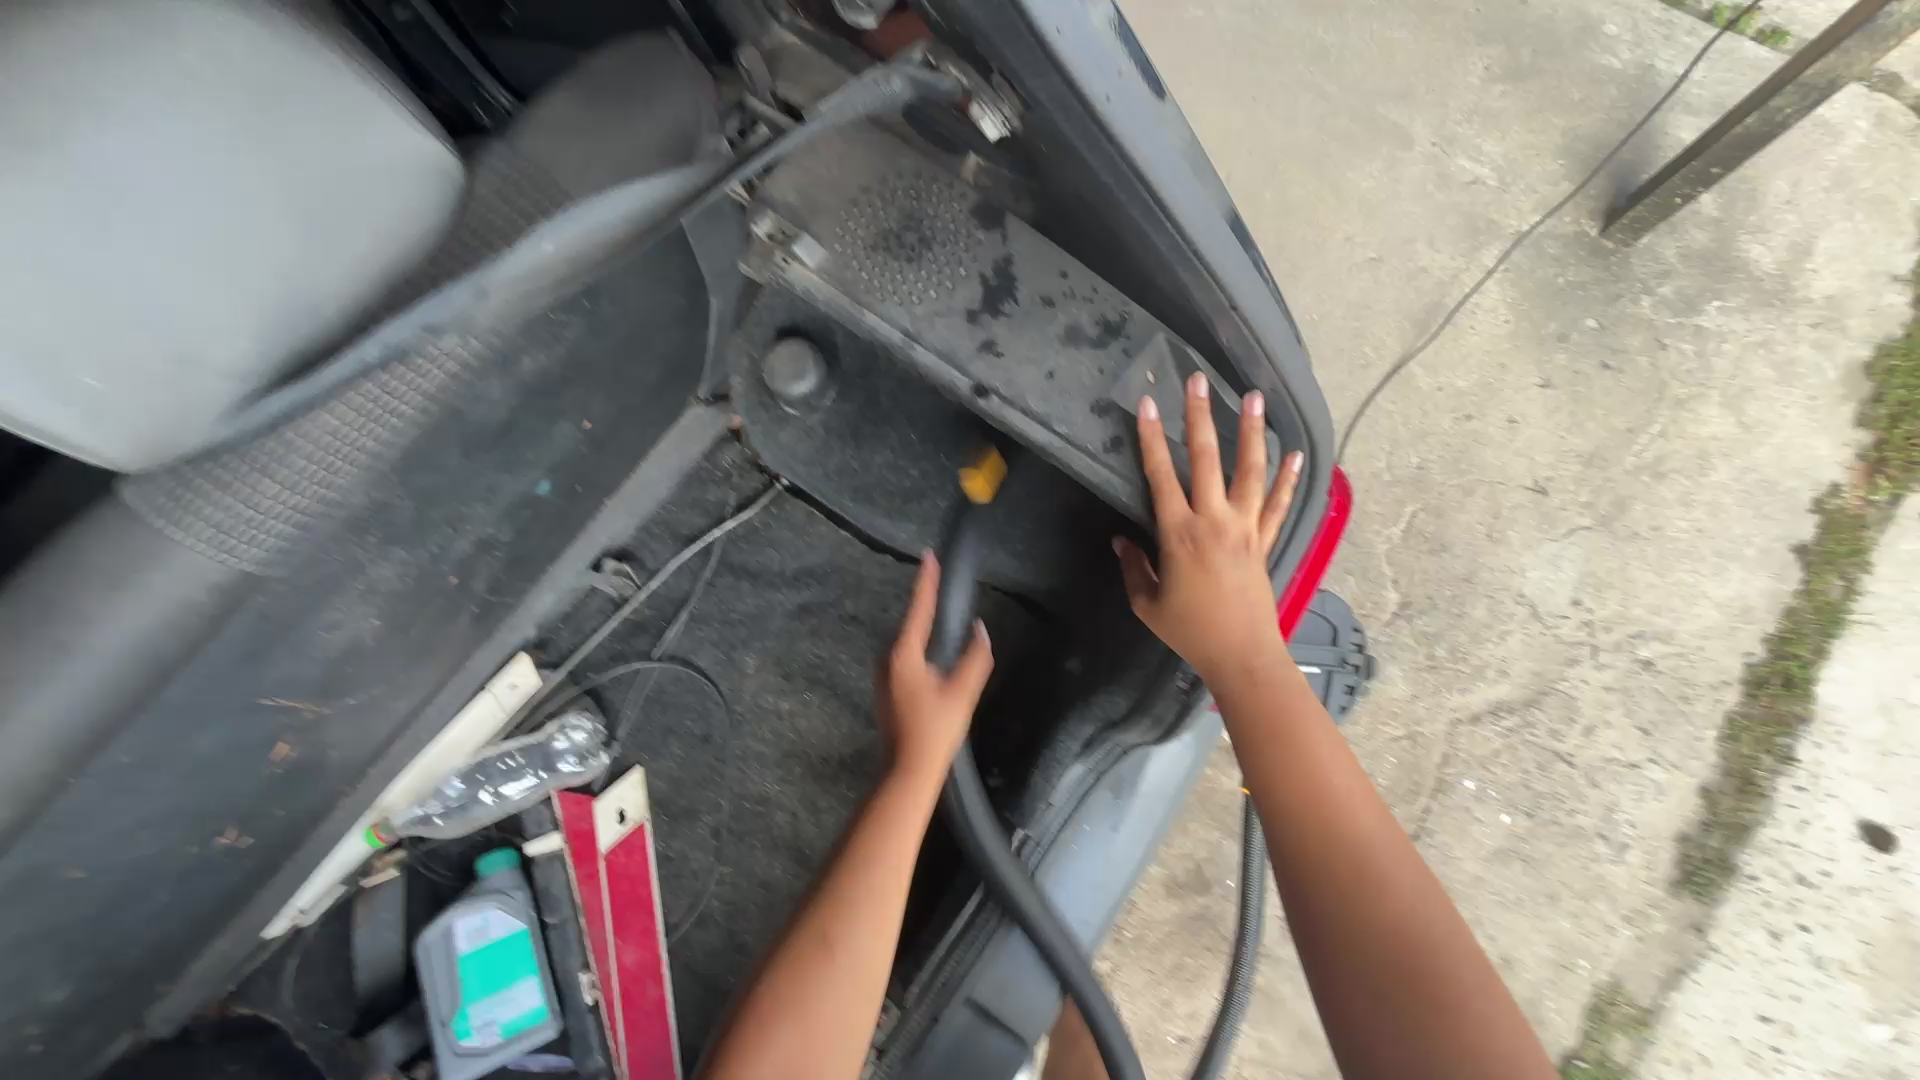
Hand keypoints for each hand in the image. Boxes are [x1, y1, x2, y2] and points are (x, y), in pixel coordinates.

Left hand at [876, 553, 993, 783]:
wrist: (907, 772)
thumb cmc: (935, 730)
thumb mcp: (962, 692)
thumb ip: (975, 657)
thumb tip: (981, 630)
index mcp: (903, 654)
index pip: (918, 608)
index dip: (926, 581)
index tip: (929, 555)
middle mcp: (887, 659)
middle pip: (912, 626)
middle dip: (928, 608)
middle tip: (943, 586)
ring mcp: (883, 676)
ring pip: (909, 645)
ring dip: (925, 633)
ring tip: (944, 619)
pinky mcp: (887, 691)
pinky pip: (906, 660)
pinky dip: (921, 652)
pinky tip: (936, 659)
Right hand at [1114, 372, 1302, 686]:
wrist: (1241, 654)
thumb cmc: (1188, 630)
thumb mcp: (1146, 603)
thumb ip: (1133, 567)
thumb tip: (1122, 540)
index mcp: (1179, 533)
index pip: (1160, 475)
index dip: (1150, 438)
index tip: (1146, 404)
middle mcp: (1214, 521)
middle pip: (1206, 459)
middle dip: (1200, 416)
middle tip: (1198, 380)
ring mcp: (1245, 528)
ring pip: (1249, 471)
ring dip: (1251, 432)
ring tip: (1255, 396)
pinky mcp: (1265, 541)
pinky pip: (1278, 504)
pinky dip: (1288, 478)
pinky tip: (1296, 453)